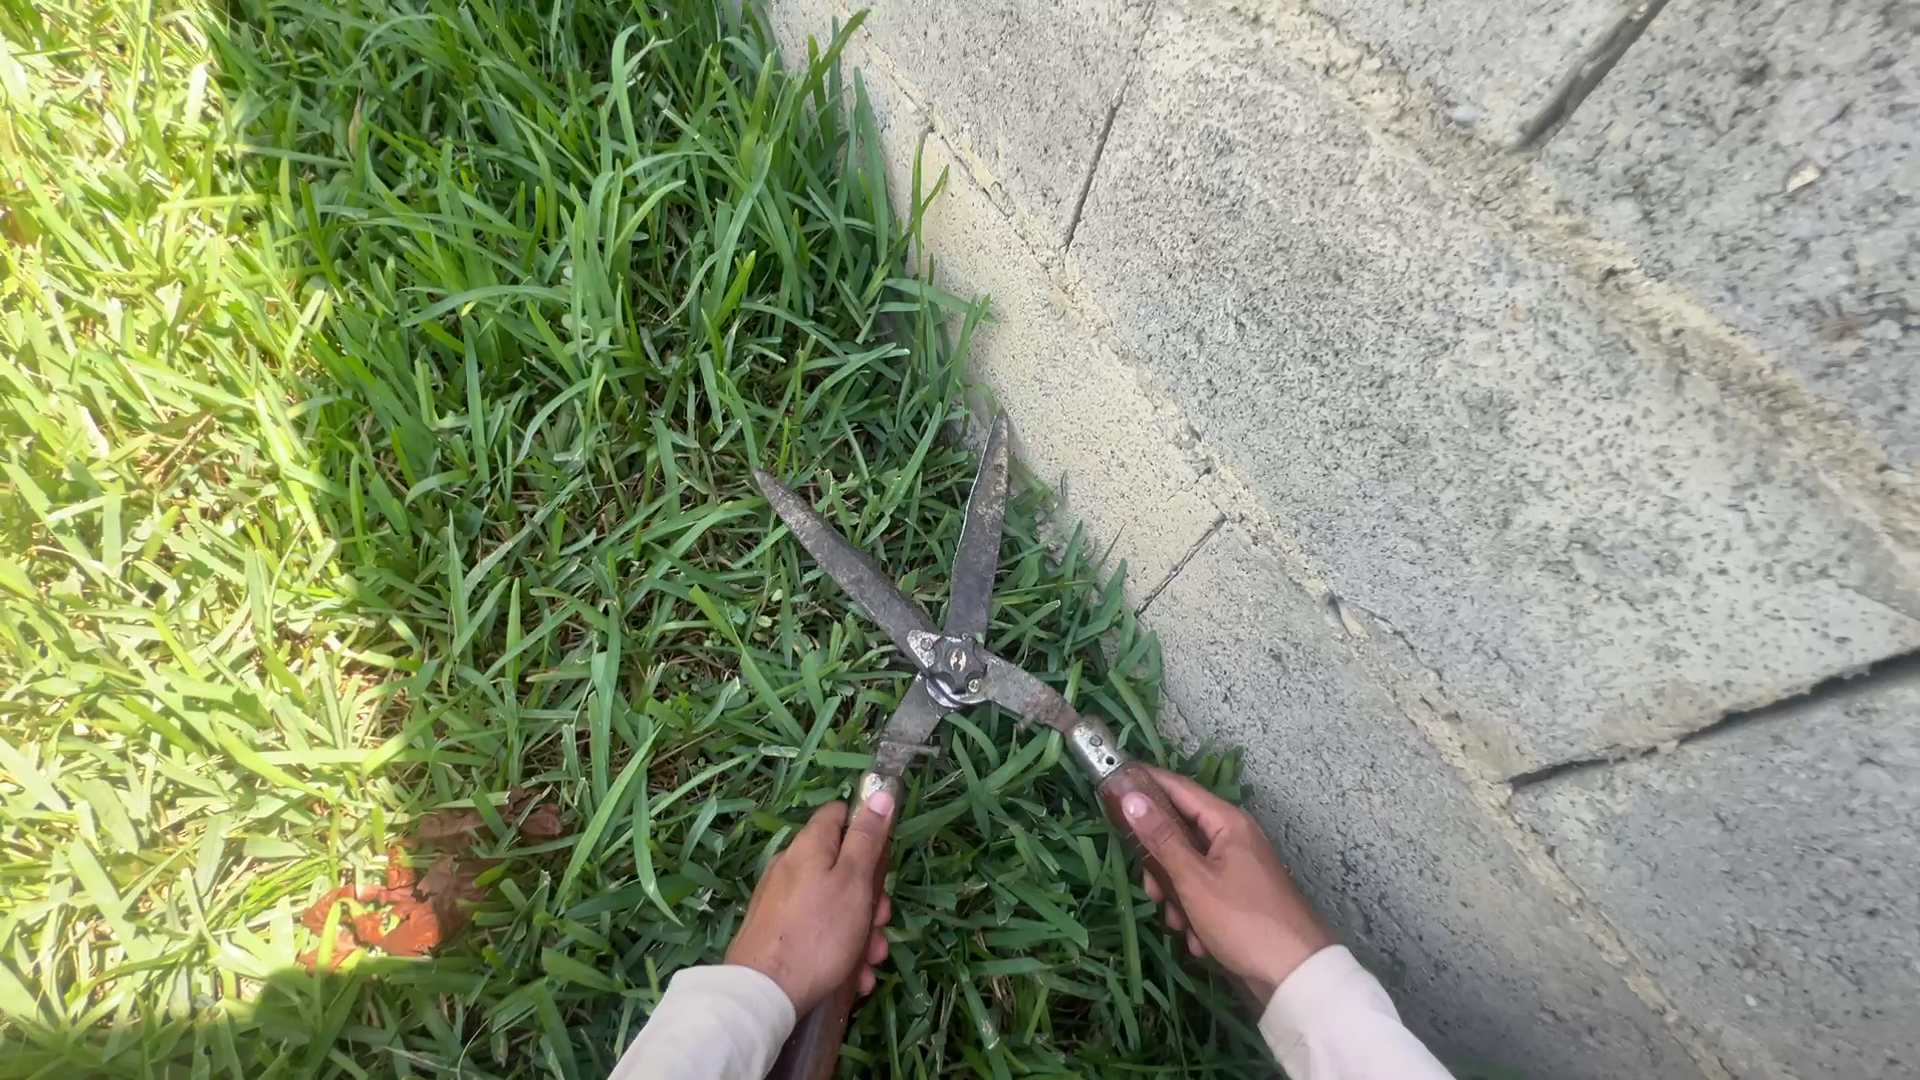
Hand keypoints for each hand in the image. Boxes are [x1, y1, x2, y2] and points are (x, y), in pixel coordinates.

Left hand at [724, 790, 895, 1013]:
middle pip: (840, 864)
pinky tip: (852, 976)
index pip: (840, 813)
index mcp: (810, 844)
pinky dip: (836, 946)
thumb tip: (880, 793)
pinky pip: (814, 928)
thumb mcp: (854, 880)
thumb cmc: (818, 932)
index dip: (866, 829)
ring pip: (831, 901)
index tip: (882, 859)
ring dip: (858, 928)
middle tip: (881, 922)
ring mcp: (779, 899)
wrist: (761, 995)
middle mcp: (791, 864)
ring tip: (871, 960)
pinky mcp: (773, 932)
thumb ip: (868, 837)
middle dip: (869, 894)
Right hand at [1122, 766, 1333, 1002]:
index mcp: (1227, 822)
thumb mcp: (1193, 879)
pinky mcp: (1243, 895)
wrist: (1298, 978)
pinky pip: (1207, 890)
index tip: (1115, 785)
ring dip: (1176, 894)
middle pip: (1181, 831)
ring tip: (1177, 923)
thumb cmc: (1243, 920)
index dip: (1146, 783)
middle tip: (1148, 887)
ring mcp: (1241, 867)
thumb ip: (1160, 837)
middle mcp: (1235, 837)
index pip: (1178, 787)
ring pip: (1190, 865)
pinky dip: (1196, 911)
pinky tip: (1197, 939)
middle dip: (1159, 861)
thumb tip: (1130, 797)